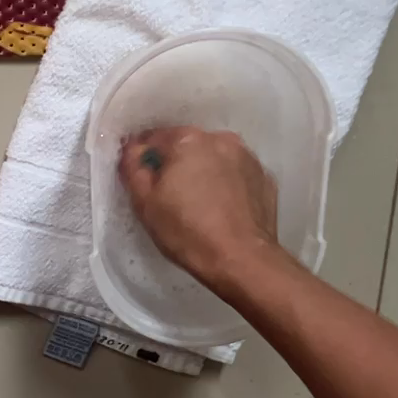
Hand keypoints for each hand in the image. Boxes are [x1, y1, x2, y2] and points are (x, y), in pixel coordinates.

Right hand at [118, 127, 281, 291]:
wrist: (241, 259)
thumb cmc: (186, 231)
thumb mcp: (144, 202)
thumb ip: (132, 168)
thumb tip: (133, 150)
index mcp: (187, 141)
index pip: (153, 138)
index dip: (143, 158)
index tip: (141, 179)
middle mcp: (219, 139)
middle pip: (186, 146)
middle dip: (175, 164)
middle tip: (169, 195)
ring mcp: (247, 157)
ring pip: (213, 158)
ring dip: (203, 171)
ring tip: (198, 203)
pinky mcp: (265, 178)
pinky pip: (235, 174)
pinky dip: (226, 184)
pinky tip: (221, 209)